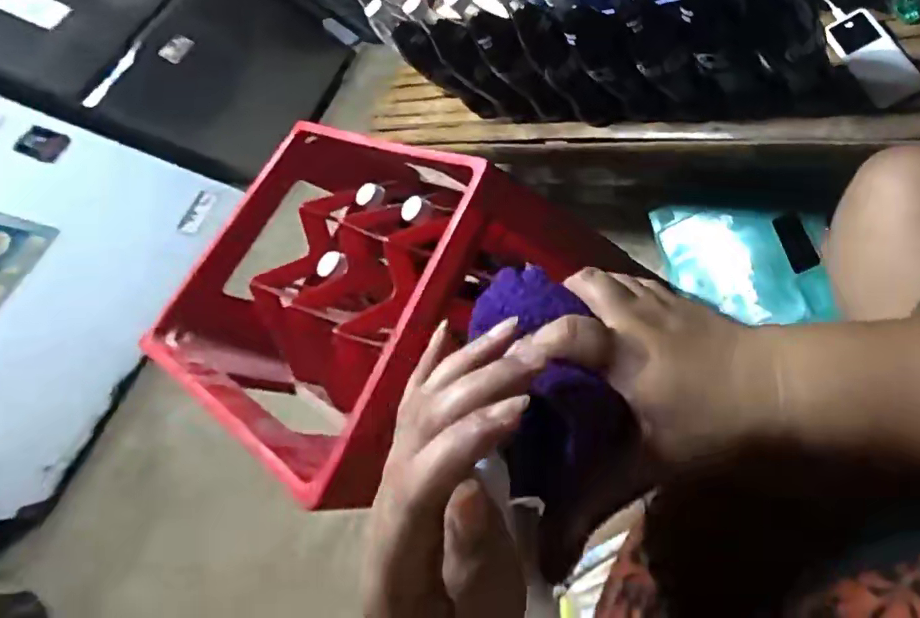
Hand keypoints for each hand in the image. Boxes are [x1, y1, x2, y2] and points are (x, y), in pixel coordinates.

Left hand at [362, 318, 536, 617]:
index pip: (423, 473)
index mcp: (397, 537)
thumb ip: (470, 553)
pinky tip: (447, 330)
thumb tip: (470, 487)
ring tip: (512, 329)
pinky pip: (413, 397)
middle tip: (535, 355)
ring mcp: (391, 465)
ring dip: (467, 359)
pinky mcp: (405, 453)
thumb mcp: (476, 605)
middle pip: (424, 421)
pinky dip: (431, 360)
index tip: (524, 406)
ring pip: (423, 398)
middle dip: (480, 382)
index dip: (471, 434)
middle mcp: (385, 489)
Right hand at [517, 269, 777, 472]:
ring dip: (593, 290)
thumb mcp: (655, 462)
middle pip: (588, 281)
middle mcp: (636, 316)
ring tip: (584, 319)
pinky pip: (639, 283)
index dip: (536, 340)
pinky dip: (622, 291)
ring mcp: (661, 301)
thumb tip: (558, 543)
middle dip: (562, 293)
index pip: (567, 331)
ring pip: (615, 276)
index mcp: (623, 353)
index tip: (516, 359)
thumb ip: (603, 493)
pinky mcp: (681, 299)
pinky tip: (627, 319)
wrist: (775, 384)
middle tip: (550, 325)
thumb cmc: (713, 422)